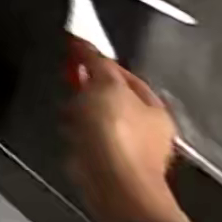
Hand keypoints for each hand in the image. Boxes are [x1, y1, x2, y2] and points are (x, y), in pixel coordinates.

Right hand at [64, 39, 189, 221]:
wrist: (110, 179)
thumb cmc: (116, 129)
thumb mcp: (107, 82)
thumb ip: (96, 60)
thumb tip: (83, 43)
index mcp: (155, 109)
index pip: (124, 74)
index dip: (99, 60)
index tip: (74, 50)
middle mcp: (145, 127)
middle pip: (108, 92)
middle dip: (86, 83)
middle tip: (69, 74)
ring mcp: (124, 144)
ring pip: (93, 111)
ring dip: (76, 104)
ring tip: (66, 100)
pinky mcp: (102, 156)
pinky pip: (83, 130)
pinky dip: (73, 124)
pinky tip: (66, 121)